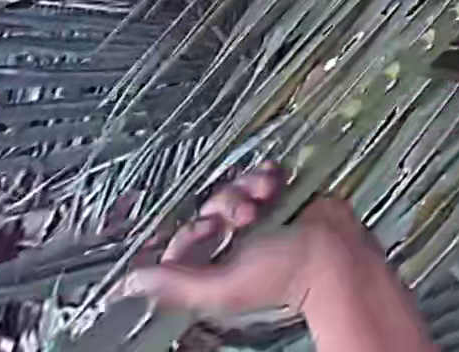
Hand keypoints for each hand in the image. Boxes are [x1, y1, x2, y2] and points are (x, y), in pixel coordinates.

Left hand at [117, 165, 374, 315]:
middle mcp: (234, 236)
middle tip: (246, 215)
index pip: (187, 236)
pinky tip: (277, 180)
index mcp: (216, 262)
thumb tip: (125, 285)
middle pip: (213, 205)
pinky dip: (268, 172)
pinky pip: (265, 171)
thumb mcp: (223, 286)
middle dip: (227, 204)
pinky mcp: (284, 191)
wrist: (333, 251)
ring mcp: (261, 212)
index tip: (209, 230)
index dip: (194, 229)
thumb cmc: (282, 274)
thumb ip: (176, 284)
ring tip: (267, 195)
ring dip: (249, 186)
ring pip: (238, 185)